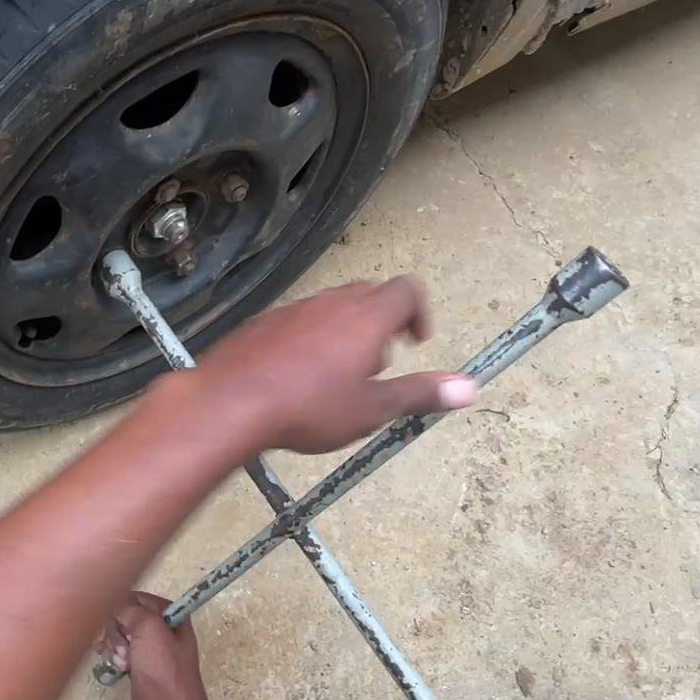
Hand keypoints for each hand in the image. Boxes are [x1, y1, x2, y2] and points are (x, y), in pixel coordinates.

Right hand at [104, 592, 210, 699]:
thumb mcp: (149, 629)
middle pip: (126, 617)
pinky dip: (117, 659)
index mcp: (170, 614)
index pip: (138, 598)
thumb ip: (129, 610)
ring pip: (121, 636)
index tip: (114, 620)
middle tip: (123, 645)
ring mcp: (151, 650)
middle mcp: (161, 629)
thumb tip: (114, 604)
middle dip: (118, 629)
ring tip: (122, 660)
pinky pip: (122, 654)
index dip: (122, 607)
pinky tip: (119, 669)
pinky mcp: (140, 668)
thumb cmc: (163, 668)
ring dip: (116, 646)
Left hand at [167, 276, 476, 454]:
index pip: (407, 290)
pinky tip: (297, 377)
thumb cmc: (306, 407)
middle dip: (382, 323)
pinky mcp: (263, 324)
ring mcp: (293, 310)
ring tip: (337, 376)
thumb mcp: (371, 409)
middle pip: (368, 295)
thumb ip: (420, 394)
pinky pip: (297, 322)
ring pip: (330, 307)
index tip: (416, 341)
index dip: (419, 312)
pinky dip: (309, 339)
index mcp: (365, 317)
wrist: (231, 402)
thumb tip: (468, 388)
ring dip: (345, 332)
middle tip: (378, 364)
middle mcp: (330, 303)